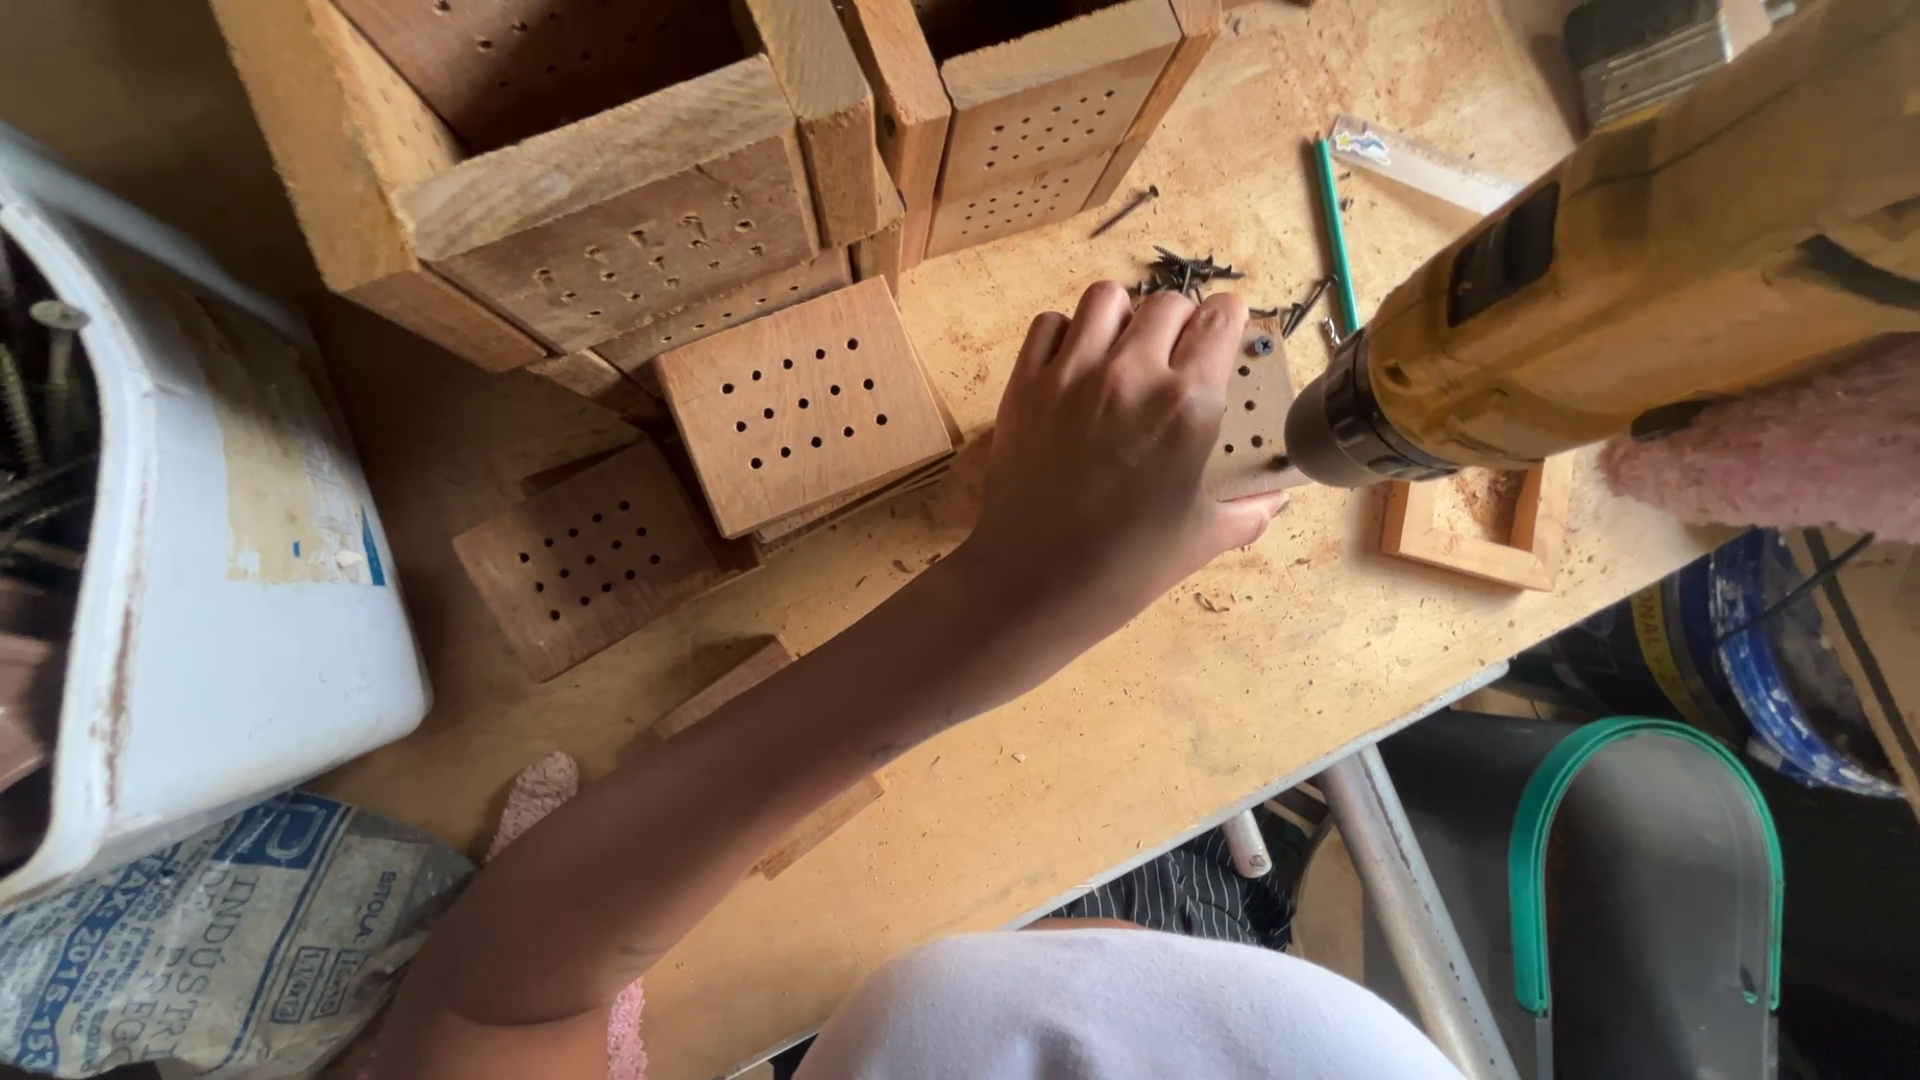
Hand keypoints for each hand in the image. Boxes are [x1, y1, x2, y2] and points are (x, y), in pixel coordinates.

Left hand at [951, 282, 1290, 660]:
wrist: (1034, 583)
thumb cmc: (1124, 567)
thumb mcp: (1202, 539)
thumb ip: (1250, 510)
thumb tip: (1279, 498)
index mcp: (1188, 406)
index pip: (1222, 318)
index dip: (1227, 323)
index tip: (1221, 339)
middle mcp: (1131, 375)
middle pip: (1168, 303)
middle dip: (1179, 323)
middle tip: (1172, 359)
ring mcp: (1071, 375)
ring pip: (1106, 298)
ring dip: (1122, 317)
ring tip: (1121, 352)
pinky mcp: (1024, 385)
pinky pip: (1048, 325)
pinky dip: (1065, 335)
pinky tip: (1072, 367)